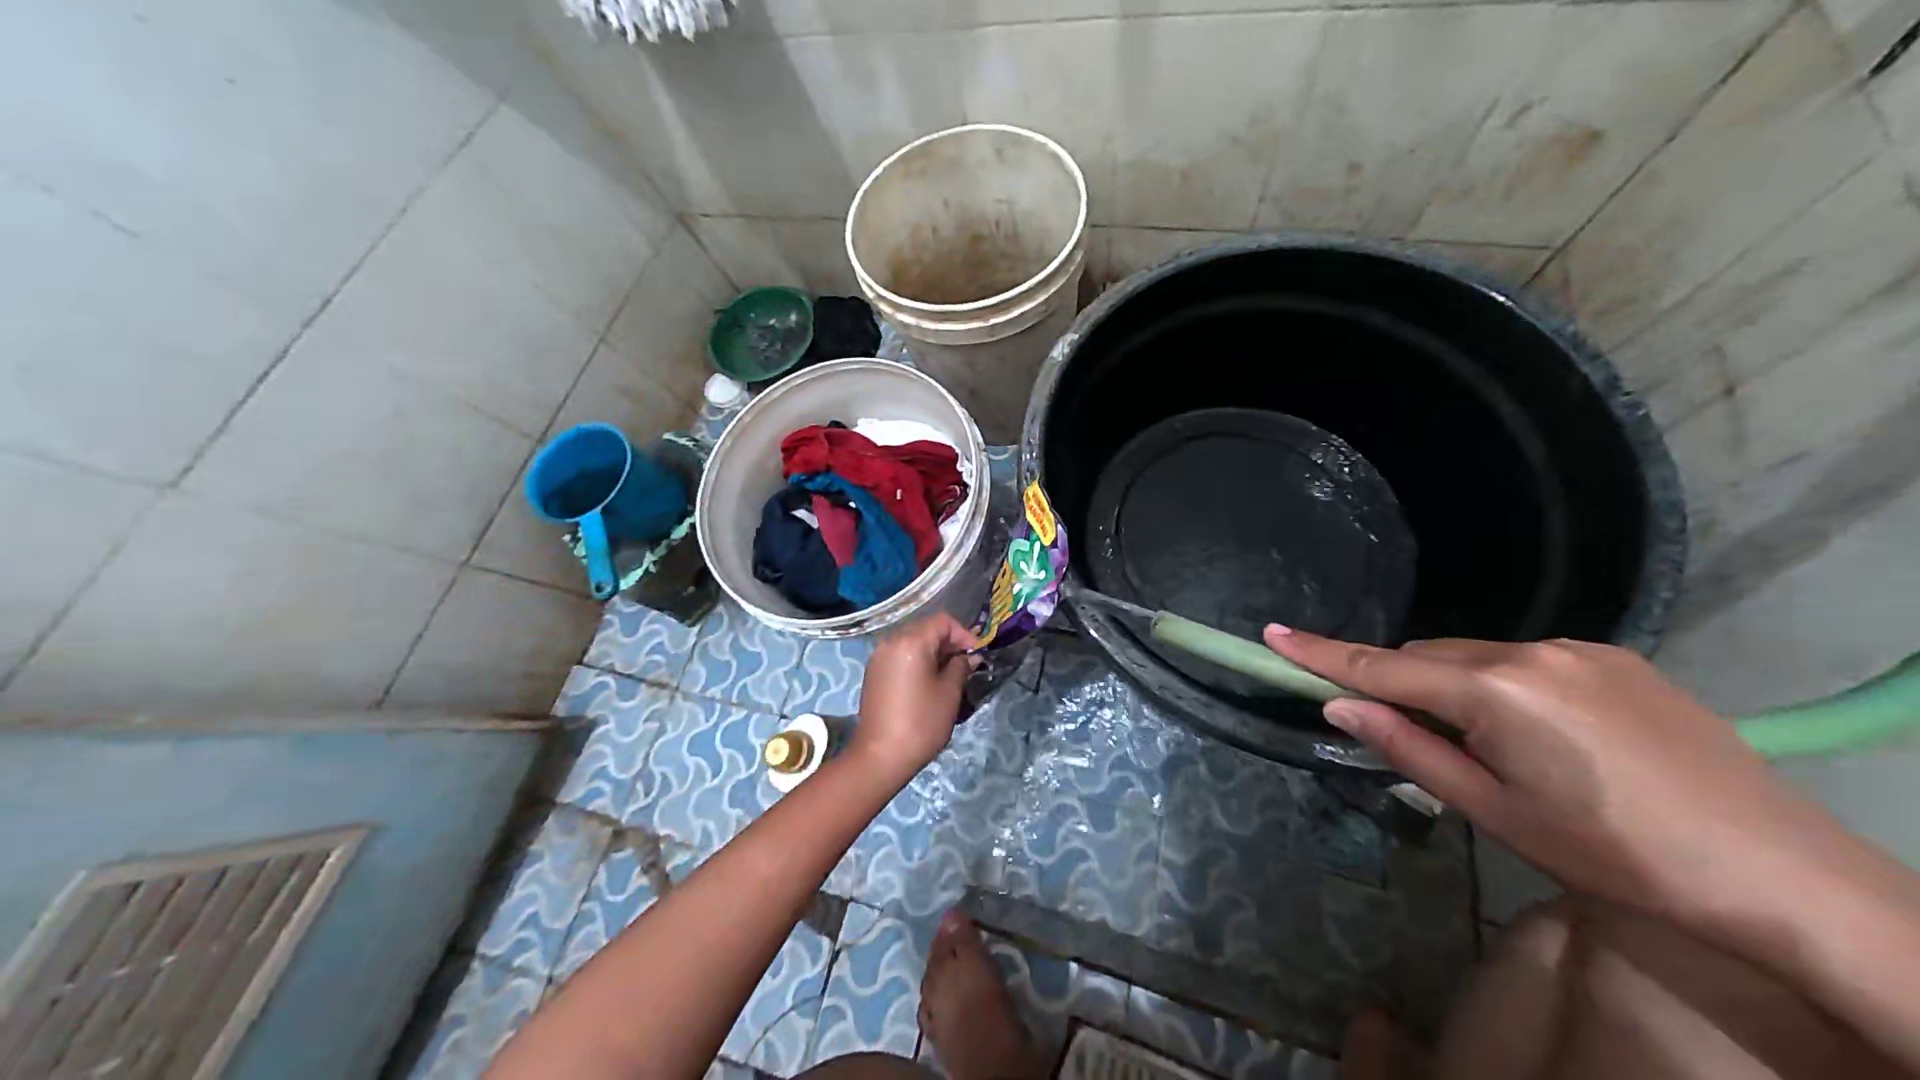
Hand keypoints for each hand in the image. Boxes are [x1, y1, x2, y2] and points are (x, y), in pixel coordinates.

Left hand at [851, 613, 981, 780]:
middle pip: (926, 629)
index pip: (943, 622)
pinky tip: (929, 683)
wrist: (880, 756)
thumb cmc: (921, 722)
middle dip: (949, 643)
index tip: (977, 654)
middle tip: (967, 665)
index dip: (964, 634)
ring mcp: (879, 657)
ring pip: (913, 643)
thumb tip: (969, 657)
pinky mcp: (874, 673)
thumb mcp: (949, 693)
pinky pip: (900, 656)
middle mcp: (891, 641)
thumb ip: (961, 667)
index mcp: (910, 641)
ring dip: (934, 653)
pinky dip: (918, 662)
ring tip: (950, 676)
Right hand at [1263, 628, 1840, 924]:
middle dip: (1401, 683)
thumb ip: (1408, 748)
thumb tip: (1341, 706)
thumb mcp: (1493, 811)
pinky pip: (1526, 660)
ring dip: (1454, 687)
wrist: (1779, 873)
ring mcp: (1579, 649)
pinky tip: (1542, 735)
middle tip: (1401, 733)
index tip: (1271, 633)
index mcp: (1495, 692)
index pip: (1382, 665)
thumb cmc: (1613, 854)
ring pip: (1477, 657)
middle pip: (1429, 655)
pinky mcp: (1616, 658)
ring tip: (1487, 748)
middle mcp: (1531, 651)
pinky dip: (1501, 685)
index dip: (1321, 652)